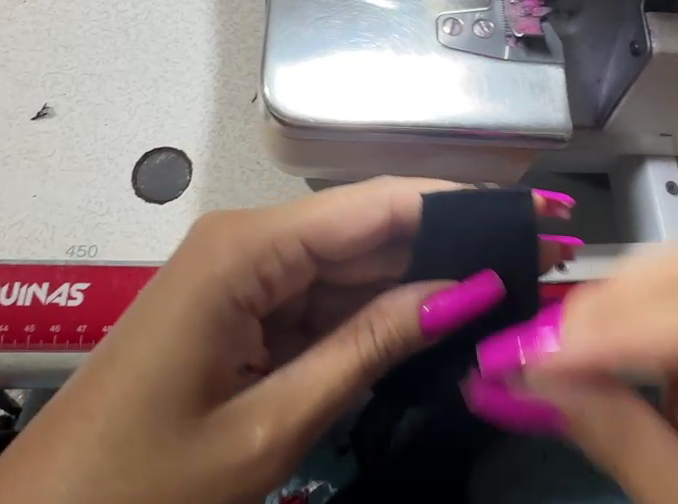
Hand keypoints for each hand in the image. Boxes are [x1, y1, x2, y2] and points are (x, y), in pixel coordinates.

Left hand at [0, 177, 574, 503]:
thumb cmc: (144, 480)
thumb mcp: (271, 424)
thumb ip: (370, 347)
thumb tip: (467, 288)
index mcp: (247, 247)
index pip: (375, 202)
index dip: (457, 203)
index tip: (531, 215)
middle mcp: (248, 239)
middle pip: (368, 227)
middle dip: (447, 246)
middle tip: (532, 263)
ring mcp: (244, 271)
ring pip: (351, 263)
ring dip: (418, 282)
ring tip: (500, 293)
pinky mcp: (242, 304)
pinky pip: (322, 296)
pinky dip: (374, 314)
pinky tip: (431, 324)